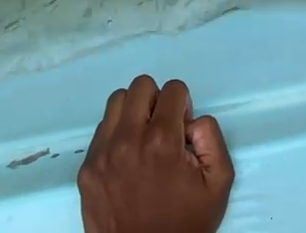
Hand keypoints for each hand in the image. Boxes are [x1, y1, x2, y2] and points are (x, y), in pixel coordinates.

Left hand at [79, 75, 233, 232]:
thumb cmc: (186, 223)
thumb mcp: (219, 182)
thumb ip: (213, 138)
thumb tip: (191, 121)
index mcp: (162, 140)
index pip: (173, 89)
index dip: (183, 105)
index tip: (183, 131)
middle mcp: (128, 140)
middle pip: (140, 86)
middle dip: (157, 101)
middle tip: (163, 128)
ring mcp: (102, 155)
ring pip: (115, 102)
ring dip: (133, 112)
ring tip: (143, 139)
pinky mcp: (86, 171)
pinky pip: (101, 131)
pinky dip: (116, 134)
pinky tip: (127, 159)